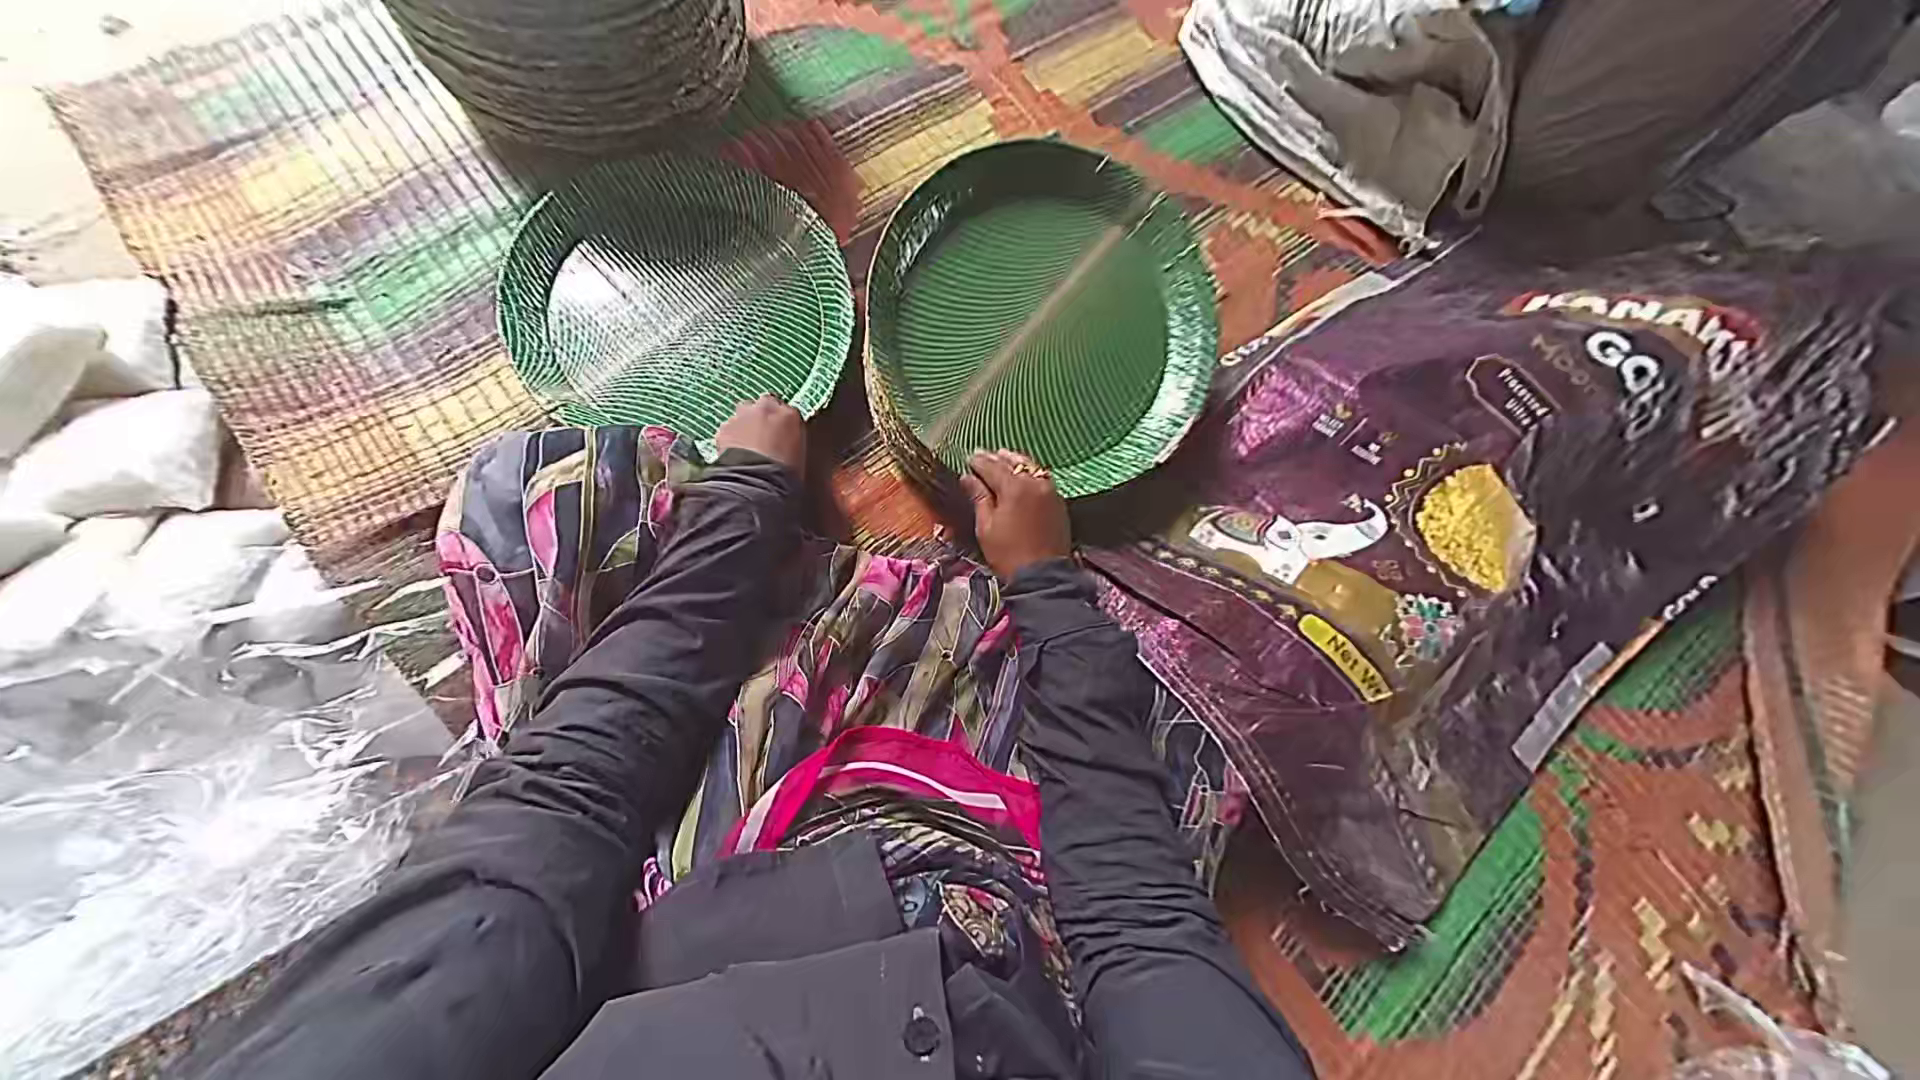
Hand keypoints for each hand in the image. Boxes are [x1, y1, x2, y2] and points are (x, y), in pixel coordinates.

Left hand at [714, 395, 805, 471]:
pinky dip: (730, 438)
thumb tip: (785, 442)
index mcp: (789, 415)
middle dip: (762, 417)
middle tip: (762, 436)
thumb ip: (791, 439)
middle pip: (763, 405)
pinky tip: (734, 453)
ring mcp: (743, 415)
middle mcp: (766, 408)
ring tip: (747, 445)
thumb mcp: (798, 454)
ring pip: (743, 414)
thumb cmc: (785, 473)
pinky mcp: (725, 427)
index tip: (780, 434)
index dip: (781, 423)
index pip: (786, 411)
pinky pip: (728, 429)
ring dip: (745, 424)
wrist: (758, 481)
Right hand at [960, 450, 1071, 579]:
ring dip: (1015, 462)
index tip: (969, 458)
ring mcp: (1050, 491)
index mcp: (1014, 487)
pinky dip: (1030, 473)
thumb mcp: (986, 527)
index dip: (978, 462)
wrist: (1043, 576)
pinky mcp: (1058, 501)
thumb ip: (979, 498)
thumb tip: (967, 478)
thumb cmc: (1008, 554)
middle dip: (996, 458)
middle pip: (1013, 463)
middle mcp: (1035, 483)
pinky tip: (1022, 476)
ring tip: (1002, 460)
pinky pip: (1042, 478)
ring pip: (1031, 467)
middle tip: (982, 456)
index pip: (992, 467)